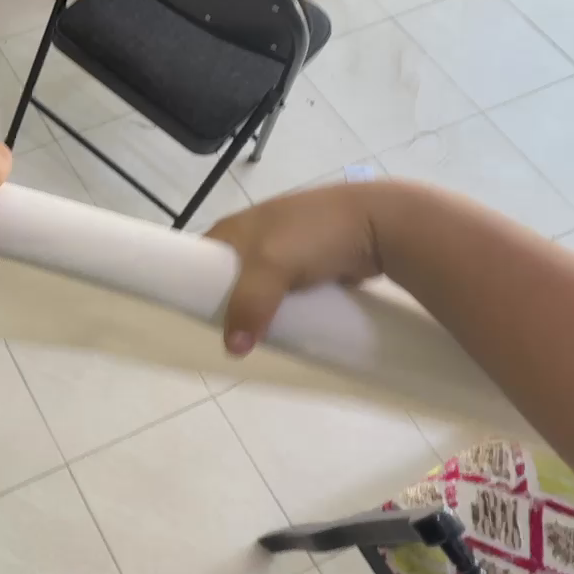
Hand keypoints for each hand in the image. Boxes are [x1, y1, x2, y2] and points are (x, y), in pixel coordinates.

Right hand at [204, 182, 392, 355]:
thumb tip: (233, 350)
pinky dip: (286, 308)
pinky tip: (288, 324)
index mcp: (232, 227)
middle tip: (231, 333)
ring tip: (259, 335)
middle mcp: (253, 237)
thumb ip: (247, 305)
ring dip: (261, 309)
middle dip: (230, 304)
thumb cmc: (311, 234)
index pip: (197, 261)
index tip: (198, 317)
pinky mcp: (310, 265)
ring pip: (260, 289)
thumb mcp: (269, 265)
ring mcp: (284, 251)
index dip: (193, 287)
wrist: (380, 223)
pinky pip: (287, 294)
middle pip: (229, 279)